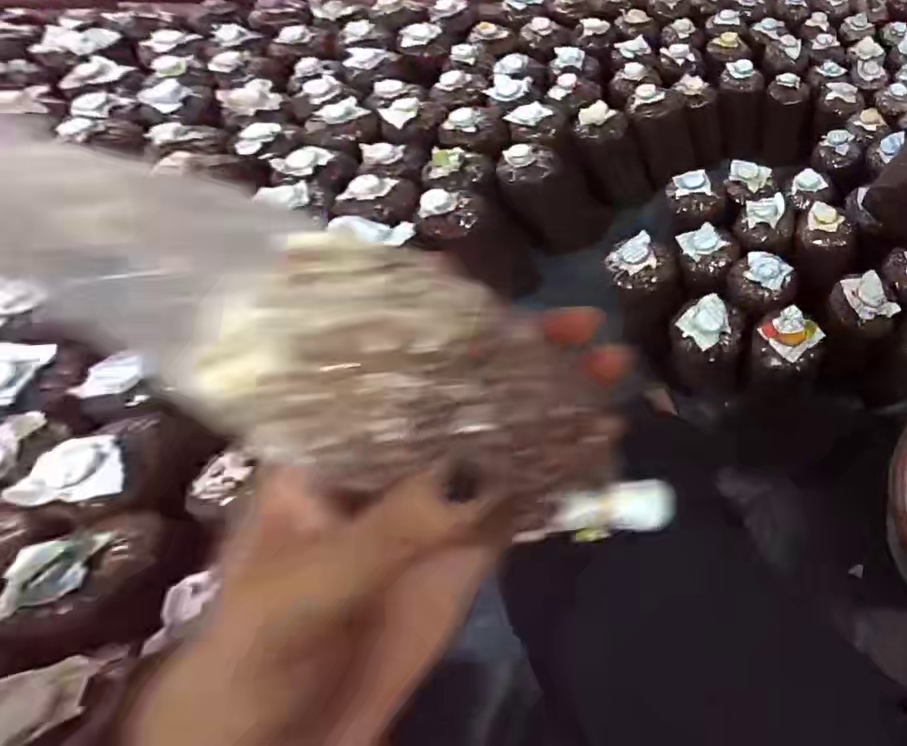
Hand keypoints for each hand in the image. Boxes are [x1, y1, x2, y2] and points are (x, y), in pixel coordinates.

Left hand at [126, 309, 630, 745]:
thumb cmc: (249, 668)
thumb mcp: (306, 592)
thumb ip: (395, 525)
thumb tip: (483, 464)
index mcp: (329, 457)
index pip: (382, 371)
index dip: (429, 323)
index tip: (480, 281)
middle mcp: (394, 463)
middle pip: (469, 391)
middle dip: (525, 353)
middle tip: (583, 324)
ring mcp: (444, 499)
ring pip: (513, 432)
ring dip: (563, 398)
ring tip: (614, 366)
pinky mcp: (480, 536)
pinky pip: (534, 487)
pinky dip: (573, 459)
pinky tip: (609, 435)